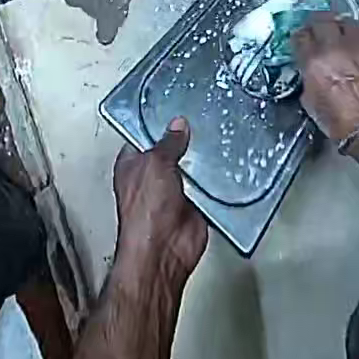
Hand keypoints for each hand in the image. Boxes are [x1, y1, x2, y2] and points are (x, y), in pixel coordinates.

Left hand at [112, 118, 207, 290]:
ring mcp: (173, 190)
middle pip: (171, 149)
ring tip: (217, 134)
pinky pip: (207, 186)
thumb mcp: (155, 164)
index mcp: (133, 163)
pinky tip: (226, 162)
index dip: (159, 122)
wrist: (164, 251)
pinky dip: (215, 179)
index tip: (176, 106)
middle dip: (184, 140)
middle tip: (202, 118)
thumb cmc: (146, 211)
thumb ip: (168, 143)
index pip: (145, 134)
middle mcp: (151, 175)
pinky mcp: (194, 204)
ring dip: (201, 159)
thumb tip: (178, 125)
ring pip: (191, 167)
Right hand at [290, 13, 358, 143]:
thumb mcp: (310, 99)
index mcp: (313, 61)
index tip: (299, 39)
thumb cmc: (338, 120)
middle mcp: (334, 49)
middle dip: (316, 24)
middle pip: (321, 21)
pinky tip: (352, 40)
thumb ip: (307, 76)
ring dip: (336, 23)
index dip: (298, 36)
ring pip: (343, 21)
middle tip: (315, 28)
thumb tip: (308, 68)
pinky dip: (354, 33)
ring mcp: (357, 47)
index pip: (300, 35)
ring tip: (334, 28)